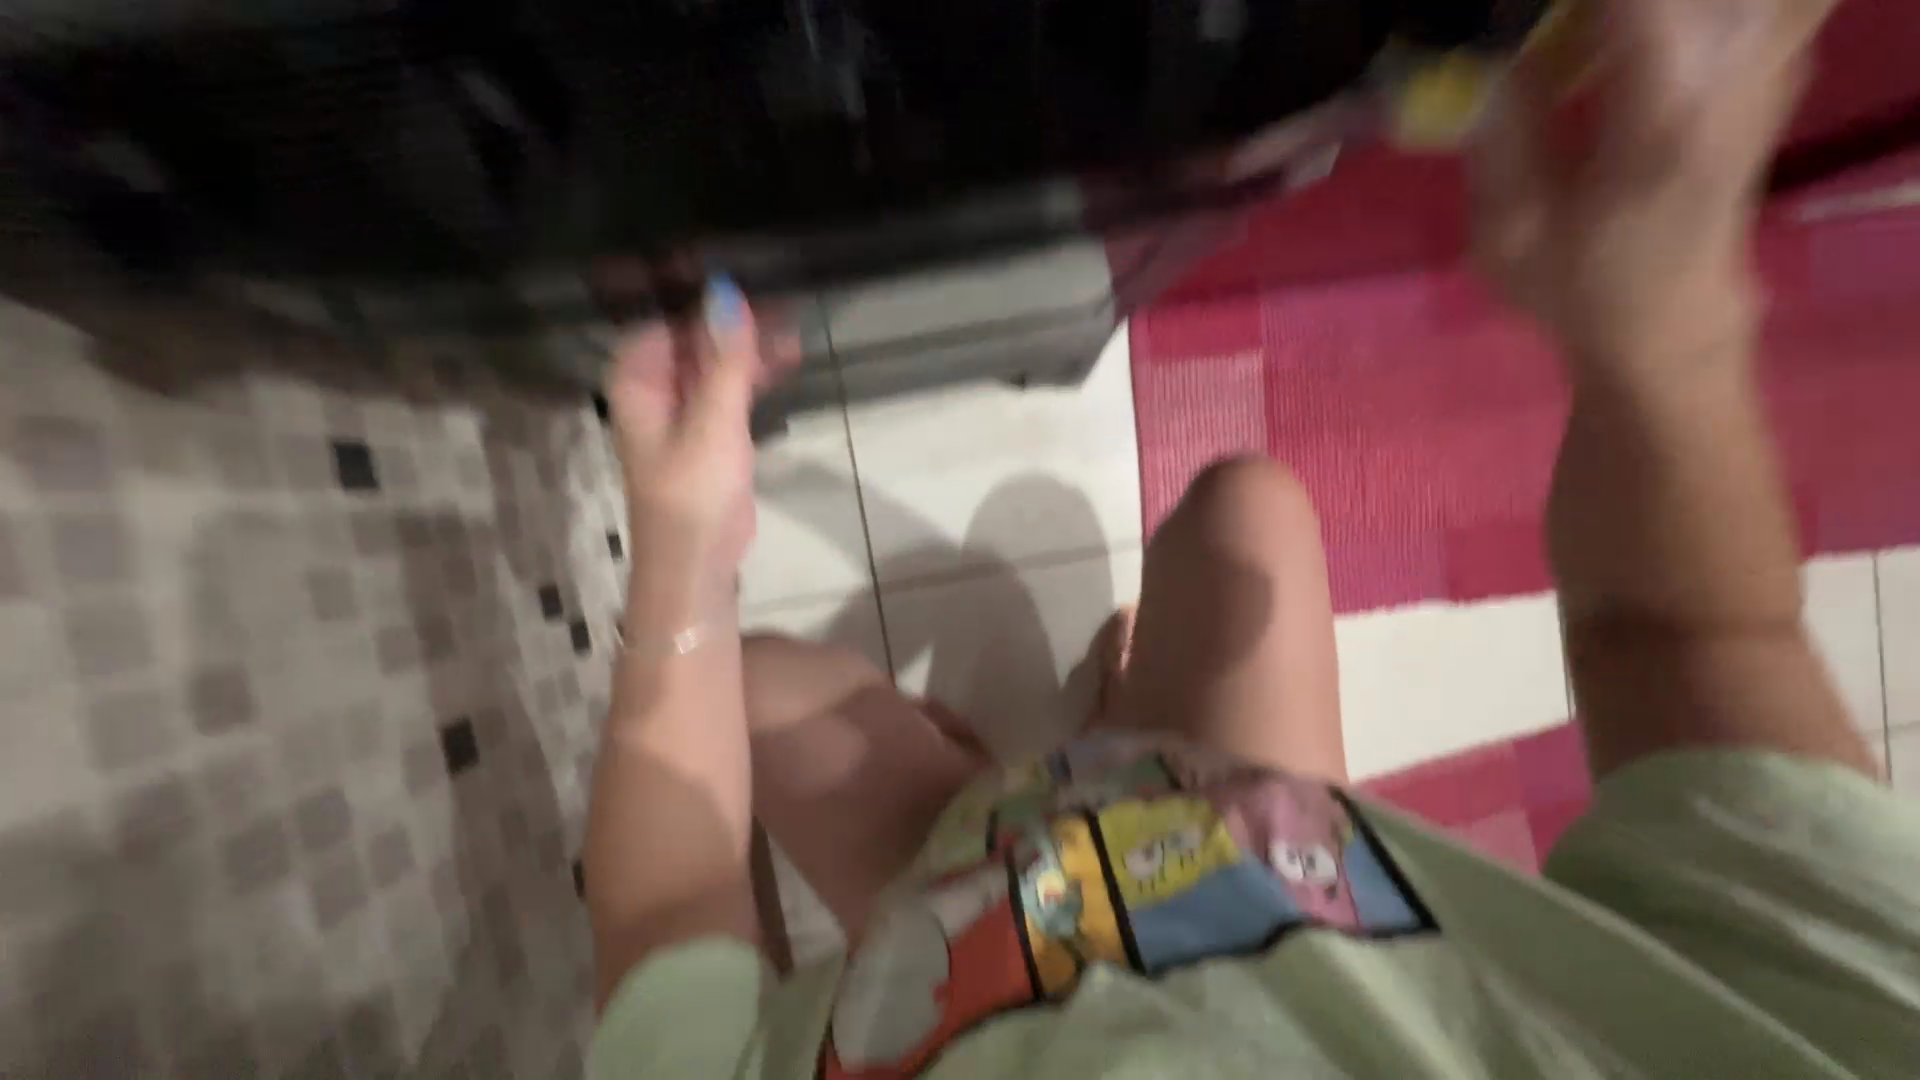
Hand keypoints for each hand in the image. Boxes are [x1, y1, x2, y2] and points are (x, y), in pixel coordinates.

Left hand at [604, 279, 789, 583]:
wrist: (698, 559)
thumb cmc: (693, 491)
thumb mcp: (713, 420)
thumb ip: (724, 359)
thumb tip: (727, 293)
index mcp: (638, 382)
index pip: (666, 321)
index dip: (702, 301)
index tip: (747, 282)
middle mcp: (656, 390)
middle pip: (693, 341)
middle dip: (734, 324)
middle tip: (783, 306)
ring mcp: (684, 412)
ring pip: (715, 365)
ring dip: (749, 349)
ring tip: (793, 333)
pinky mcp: (711, 434)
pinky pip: (730, 391)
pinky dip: (753, 377)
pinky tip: (786, 363)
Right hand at [1472, 0, 1833, 375]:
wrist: (1664, 319)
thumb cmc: (1576, 287)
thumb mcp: (1510, 233)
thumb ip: (1499, 141)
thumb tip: (1484, 63)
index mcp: (1662, 115)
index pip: (1636, 4)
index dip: (1565, 4)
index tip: (1510, 18)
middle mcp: (1734, 70)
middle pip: (1668, 3)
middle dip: (1591, 13)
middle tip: (1535, 36)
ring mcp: (1764, 63)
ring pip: (1706, 8)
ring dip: (1629, 23)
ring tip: (1571, 50)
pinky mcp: (1767, 67)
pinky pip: (1738, 13)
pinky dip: (1670, 27)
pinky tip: (1621, 51)